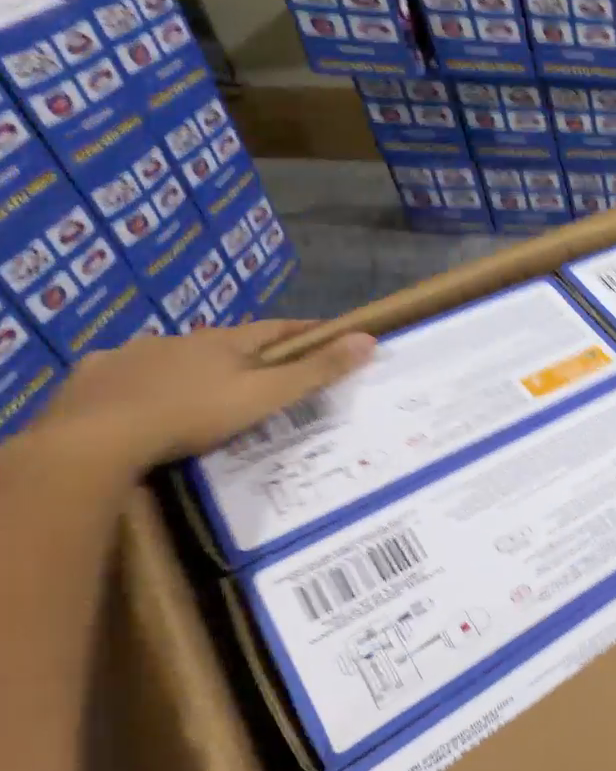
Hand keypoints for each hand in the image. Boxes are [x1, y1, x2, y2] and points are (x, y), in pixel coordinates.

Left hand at [33, 320, 375, 481]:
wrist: (93, 442)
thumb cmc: (193, 415)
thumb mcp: (267, 396)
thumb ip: (317, 370)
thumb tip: (369, 338)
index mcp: (224, 342)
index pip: (277, 329)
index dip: (306, 332)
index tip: (331, 335)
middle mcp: (178, 340)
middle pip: (224, 343)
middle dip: (245, 355)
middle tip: (261, 377)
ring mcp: (130, 357)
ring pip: (172, 357)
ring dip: (190, 368)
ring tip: (199, 394)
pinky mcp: (91, 379)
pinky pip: (124, 375)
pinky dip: (141, 383)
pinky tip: (140, 402)